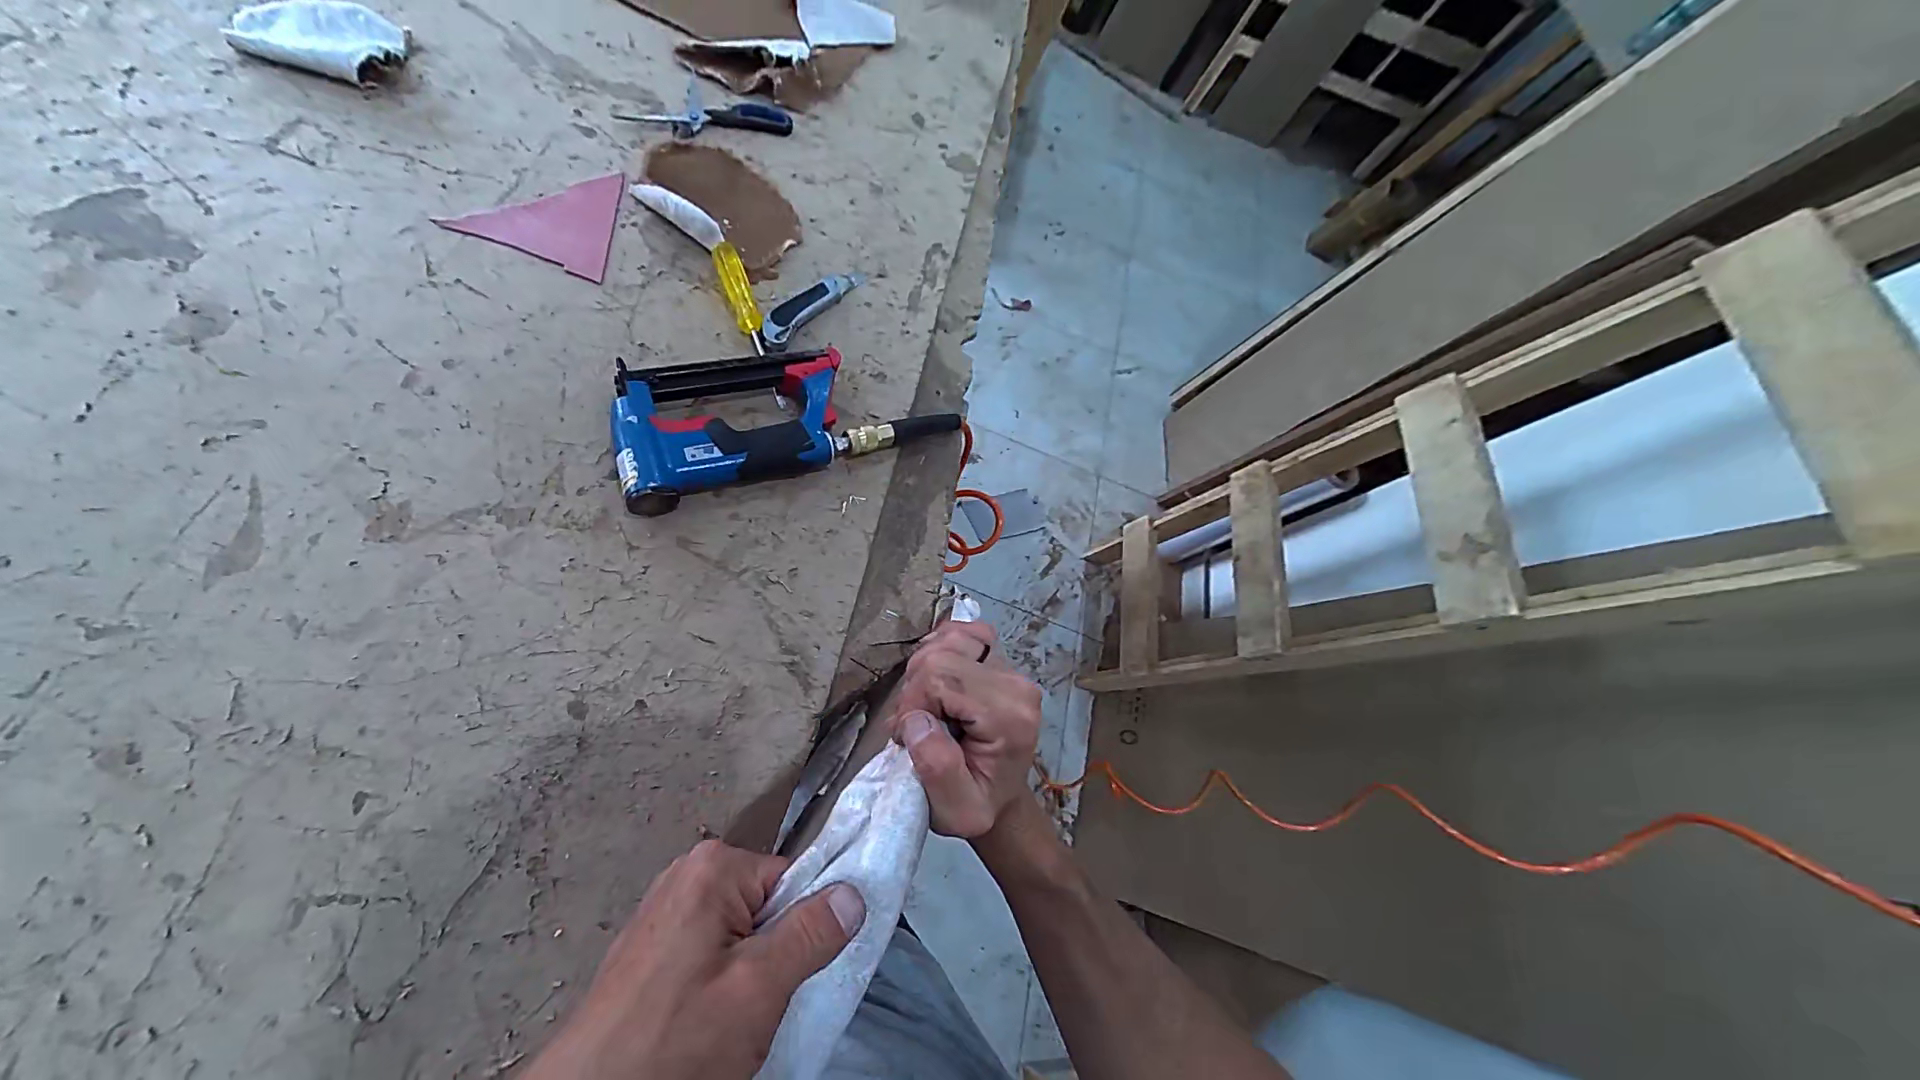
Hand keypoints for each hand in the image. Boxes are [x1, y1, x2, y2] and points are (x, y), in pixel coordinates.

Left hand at [524, 839, 864, 1079]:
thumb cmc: (673, 1041)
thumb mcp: (758, 987)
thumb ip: (811, 934)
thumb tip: (853, 894)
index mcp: (714, 866)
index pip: (793, 878)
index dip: (804, 925)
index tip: (796, 971)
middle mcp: (687, 875)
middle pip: (767, 902)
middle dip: (774, 951)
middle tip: (757, 1001)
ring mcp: (664, 911)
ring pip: (741, 931)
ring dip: (747, 972)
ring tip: (725, 1018)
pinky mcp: (650, 947)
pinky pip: (711, 949)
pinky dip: (718, 982)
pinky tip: (701, 1021)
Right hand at [888, 617, 1043, 837]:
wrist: (1001, 797)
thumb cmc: (978, 804)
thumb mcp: (958, 810)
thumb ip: (937, 769)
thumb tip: (916, 721)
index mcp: (1010, 717)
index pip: (941, 677)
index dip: (913, 703)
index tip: (909, 738)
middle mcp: (1017, 684)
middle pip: (943, 653)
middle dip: (915, 688)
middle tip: (915, 726)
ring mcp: (1011, 667)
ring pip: (950, 638)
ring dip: (925, 670)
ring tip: (927, 707)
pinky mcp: (1000, 659)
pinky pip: (963, 633)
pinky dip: (940, 649)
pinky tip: (936, 681)